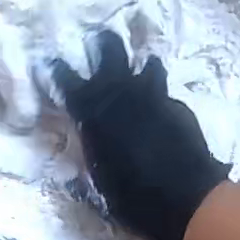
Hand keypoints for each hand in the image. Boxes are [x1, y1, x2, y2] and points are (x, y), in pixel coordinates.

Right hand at [52, 28, 227, 239]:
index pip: (67, 79)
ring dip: (142, 66)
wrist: (185, 198)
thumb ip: (95, 144)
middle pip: (110, 50)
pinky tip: (161, 111)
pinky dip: (160, 98)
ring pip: (148, 64)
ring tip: (140, 71)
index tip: (53, 64)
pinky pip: (165, 94)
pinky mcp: (179, 106)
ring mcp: (155, 96)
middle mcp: (122, 93)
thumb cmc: (132, 195)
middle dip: (103, 44)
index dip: (58, 70)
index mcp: (94, 110)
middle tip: (100, 41)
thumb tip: (92, 133)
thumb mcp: (100, 174)